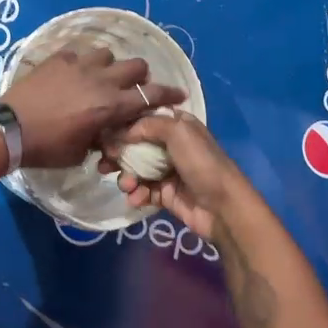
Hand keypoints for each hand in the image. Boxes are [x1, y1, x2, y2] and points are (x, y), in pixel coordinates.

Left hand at [2, 48, 183, 167]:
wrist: (10, 128)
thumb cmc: (47, 148)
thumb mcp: (80, 153)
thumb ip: (99, 139)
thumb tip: (104, 133)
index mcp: (110, 107)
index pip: (150, 96)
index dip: (169, 95)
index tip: (179, 95)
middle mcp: (101, 81)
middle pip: (137, 67)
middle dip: (140, 77)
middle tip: (132, 89)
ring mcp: (80, 65)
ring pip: (109, 55)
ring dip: (110, 67)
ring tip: (100, 78)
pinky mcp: (59, 58)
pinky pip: (80, 53)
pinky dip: (83, 63)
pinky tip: (74, 73)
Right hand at [100, 112, 247, 243]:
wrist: (223, 208)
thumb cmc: (202, 163)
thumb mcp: (178, 132)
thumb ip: (147, 125)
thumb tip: (120, 132)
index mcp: (177, 125)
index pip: (144, 119)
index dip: (123, 126)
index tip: (104, 134)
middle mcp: (171, 145)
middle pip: (136, 145)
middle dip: (118, 154)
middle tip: (104, 163)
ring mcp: (168, 171)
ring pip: (136, 169)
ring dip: (126, 176)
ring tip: (126, 185)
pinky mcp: (165, 194)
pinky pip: (143, 190)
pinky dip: (136, 193)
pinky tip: (136, 198)